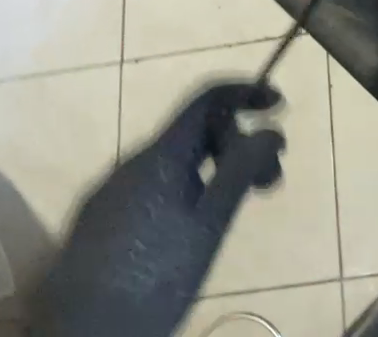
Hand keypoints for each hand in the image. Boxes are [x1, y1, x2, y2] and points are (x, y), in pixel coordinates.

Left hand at [31, 83, 284, 336]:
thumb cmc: (151, 284)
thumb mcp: (207, 229)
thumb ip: (240, 173)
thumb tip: (272, 129)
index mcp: (160, 157)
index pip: (207, 99)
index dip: (246, 92)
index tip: (279, 105)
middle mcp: (132, 163)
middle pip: (195, 132)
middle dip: (237, 146)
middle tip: (268, 186)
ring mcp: (111, 191)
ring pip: (174, 162)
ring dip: (213, 172)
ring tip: (231, 212)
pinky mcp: (99, 219)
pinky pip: (152, 186)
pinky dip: (185, 191)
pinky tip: (190, 231)